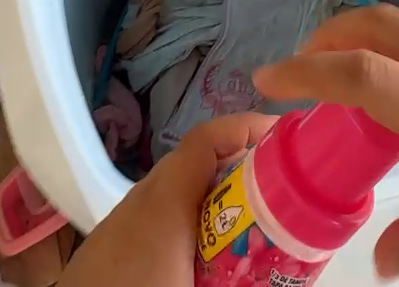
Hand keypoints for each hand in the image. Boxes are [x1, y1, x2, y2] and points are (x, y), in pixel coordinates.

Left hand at [58, 113, 276, 286]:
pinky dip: (194, 223)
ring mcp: (126, 222)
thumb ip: (241, 275)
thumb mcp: (201, 284)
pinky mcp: (115, 247)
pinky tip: (211, 257)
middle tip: (283, 191)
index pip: (206, 140)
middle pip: (199, 163)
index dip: (245, 128)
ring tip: (255, 226)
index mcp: (165, 200)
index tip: (283, 136)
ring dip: (218, 198)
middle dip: (241, 169)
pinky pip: (164, 218)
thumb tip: (281, 279)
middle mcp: (144, 199)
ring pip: (181, 192)